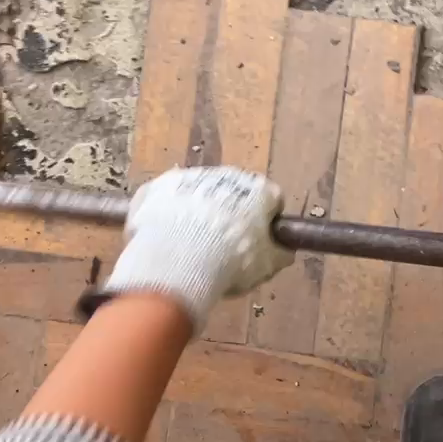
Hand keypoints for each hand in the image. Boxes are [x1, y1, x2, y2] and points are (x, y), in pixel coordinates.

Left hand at [100, 167, 293, 327]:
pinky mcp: (158, 186)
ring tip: (190, 247)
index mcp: (259, 190)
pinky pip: (166, 200)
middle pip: (234, 193)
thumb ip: (280, 253)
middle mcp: (227, 176)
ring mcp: (190, 178)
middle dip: (231, 214)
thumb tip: (284, 250)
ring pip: (198, 193)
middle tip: (224, 246)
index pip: (271, 199)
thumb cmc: (232, 260)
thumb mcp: (267, 266)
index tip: (259, 241)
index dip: (266, 222)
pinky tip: (164, 240)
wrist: (180, 257)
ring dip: (197, 212)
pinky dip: (166, 214)